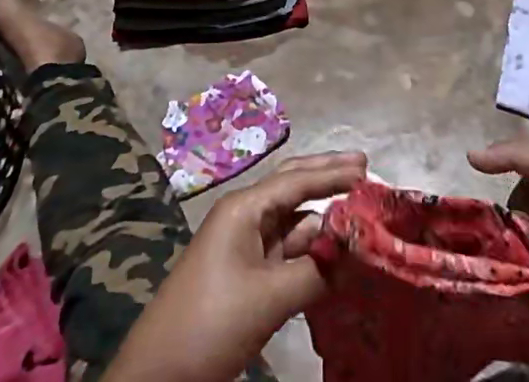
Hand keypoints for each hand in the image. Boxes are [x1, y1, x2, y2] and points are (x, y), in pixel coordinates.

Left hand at [104, 152, 366, 381]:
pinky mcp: (248, 275)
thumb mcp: (269, 297)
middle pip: (293, 189)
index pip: (296, 180)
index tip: (368, 167)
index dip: (333, 173)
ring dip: (325, 221)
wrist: (159, 373)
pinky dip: (313, 251)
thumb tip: (357, 250)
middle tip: (365, 170)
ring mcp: (245, 247)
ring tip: (362, 216)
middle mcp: (246, 218)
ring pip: (294, 223)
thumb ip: (317, 270)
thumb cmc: (211, 322)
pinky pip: (288, 252)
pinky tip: (337, 253)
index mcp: (244, 209)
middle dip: (327, 179)